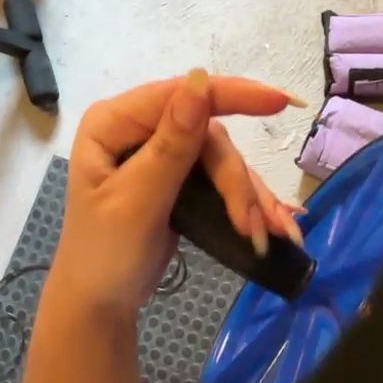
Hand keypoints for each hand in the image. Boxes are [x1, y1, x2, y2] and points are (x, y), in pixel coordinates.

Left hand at [49, 70, 304, 318]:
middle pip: (210, 137)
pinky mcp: (180, 180)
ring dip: (250, 199)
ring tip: (273, 237)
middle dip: (237, 184)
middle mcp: (139, 130)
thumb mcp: (137, 201)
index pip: (181, 96)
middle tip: (255, 229)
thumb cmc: (105, 254)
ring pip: (222, 161)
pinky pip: (222, 182)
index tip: (281, 104)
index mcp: (115, 123)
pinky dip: (247, 205)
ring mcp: (162, 155)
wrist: (101, 304)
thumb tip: (200, 78)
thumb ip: (171, 145)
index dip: (234, 96)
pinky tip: (276, 225)